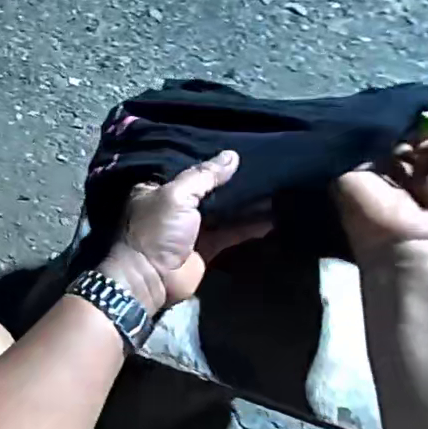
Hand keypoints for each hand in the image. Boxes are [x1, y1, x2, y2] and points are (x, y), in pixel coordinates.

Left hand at [96, 150, 267, 313]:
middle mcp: (172, 206)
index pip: (186, 170)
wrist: (150, 278)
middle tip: (267, 168)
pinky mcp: (204, 247)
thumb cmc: (156, 231)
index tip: (241, 150)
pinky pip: (230, 232)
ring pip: (222, 211)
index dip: (210, 162)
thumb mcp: (176, 196)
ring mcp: (189, 228)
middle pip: (207, 191)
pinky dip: (248, 226)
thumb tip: (231, 156)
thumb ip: (203, 176)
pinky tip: (273, 217)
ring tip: (277, 189)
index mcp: (156, 190)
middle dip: (233, 183)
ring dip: (246, 204)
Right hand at [335, 89, 427, 265]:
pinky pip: (349, 138)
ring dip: (383, 115)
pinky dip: (357, 126)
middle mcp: (404, 158)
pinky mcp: (341, 166)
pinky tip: (365, 117)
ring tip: (390, 105)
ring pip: (376, 125)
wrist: (424, 247)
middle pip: (404, 120)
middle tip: (415, 99)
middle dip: (410, 108)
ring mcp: (371, 162)